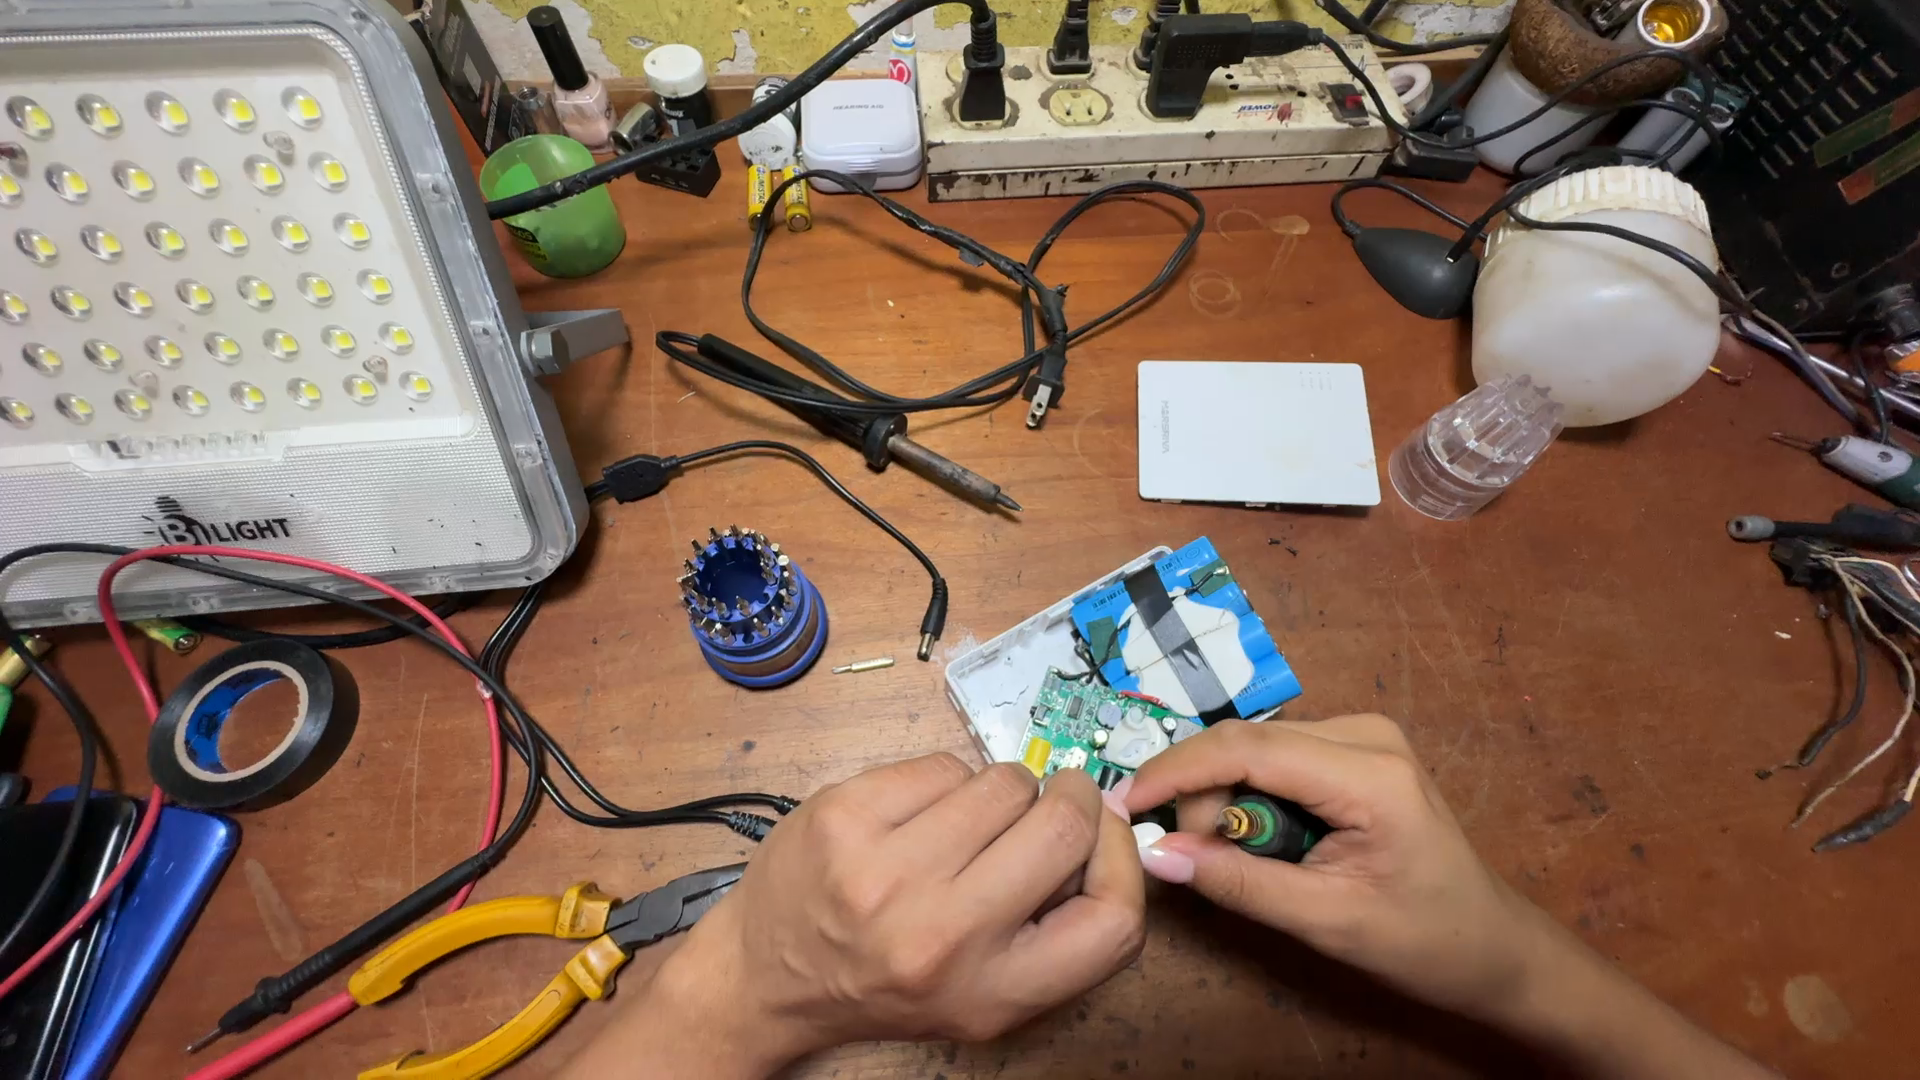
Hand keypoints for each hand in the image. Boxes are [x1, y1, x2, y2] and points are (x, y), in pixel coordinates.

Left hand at [570, 753, 1144, 1077]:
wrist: (765, 973)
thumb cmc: (883, 979)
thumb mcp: (981, 990)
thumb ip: (1050, 924)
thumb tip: (1100, 820)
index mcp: (991, 992)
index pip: (1114, 921)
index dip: (1123, 860)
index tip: (1100, 833)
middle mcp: (943, 934)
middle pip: (1062, 827)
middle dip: (1067, 799)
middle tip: (1046, 802)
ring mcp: (887, 868)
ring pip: (1003, 781)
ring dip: (1000, 790)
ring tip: (966, 817)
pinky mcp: (847, 812)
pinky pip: (943, 763)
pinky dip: (945, 778)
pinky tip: (917, 810)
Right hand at [1119, 714, 1545, 1021]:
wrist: (1498, 947)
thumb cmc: (1426, 942)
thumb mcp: (1327, 922)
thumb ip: (1239, 884)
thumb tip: (1157, 855)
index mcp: (1369, 773)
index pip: (1247, 749)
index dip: (1177, 770)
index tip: (1130, 801)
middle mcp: (1361, 732)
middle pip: (1243, 742)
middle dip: (1200, 792)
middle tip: (1192, 849)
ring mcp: (1357, 732)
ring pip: (1249, 746)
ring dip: (1220, 794)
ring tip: (1233, 850)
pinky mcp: (1347, 744)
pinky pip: (1268, 754)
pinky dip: (1244, 791)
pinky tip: (1257, 831)